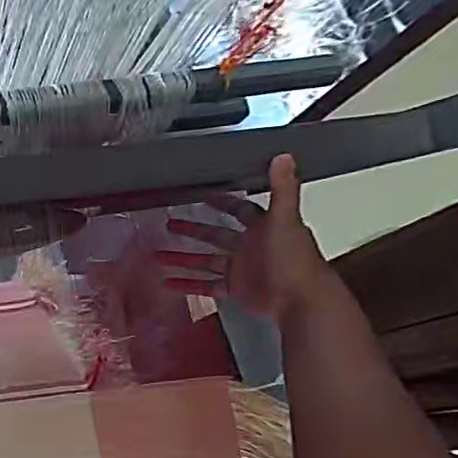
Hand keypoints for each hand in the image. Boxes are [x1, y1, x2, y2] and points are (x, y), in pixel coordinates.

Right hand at [154, 154, 333, 321]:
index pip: (239, 209)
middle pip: (216, 235)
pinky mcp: (234, 289)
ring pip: (205, 260)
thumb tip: (284, 156)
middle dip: (193, 229)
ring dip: (182, 258)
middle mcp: (250, 246)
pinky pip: (205, 285)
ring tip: (158, 255)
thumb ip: (282, 189)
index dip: (222, 202)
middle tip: (169, 224)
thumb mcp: (285, 220)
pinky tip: (168, 283)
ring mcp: (240, 269)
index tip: (201, 195)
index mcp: (263, 227)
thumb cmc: (294, 260)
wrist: (299, 300)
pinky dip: (187, 284)